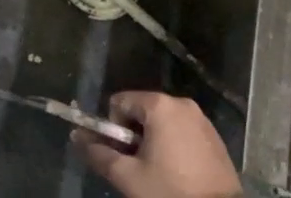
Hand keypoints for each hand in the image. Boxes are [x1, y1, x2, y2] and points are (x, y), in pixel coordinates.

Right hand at [73, 91, 240, 197]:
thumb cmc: (170, 192)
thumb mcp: (128, 177)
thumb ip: (99, 153)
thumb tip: (76, 137)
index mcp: (159, 105)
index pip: (120, 102)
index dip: (114, 128)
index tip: (123, 155)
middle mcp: (181, 102)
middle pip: (142, 111)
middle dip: (134, 135)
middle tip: (139, 166)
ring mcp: (201, 119)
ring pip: (163, 122)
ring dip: (154, 141)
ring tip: (159, 171)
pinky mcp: (214, 137)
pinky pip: (183, 131)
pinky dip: (174, 145)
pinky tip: (178, 172)